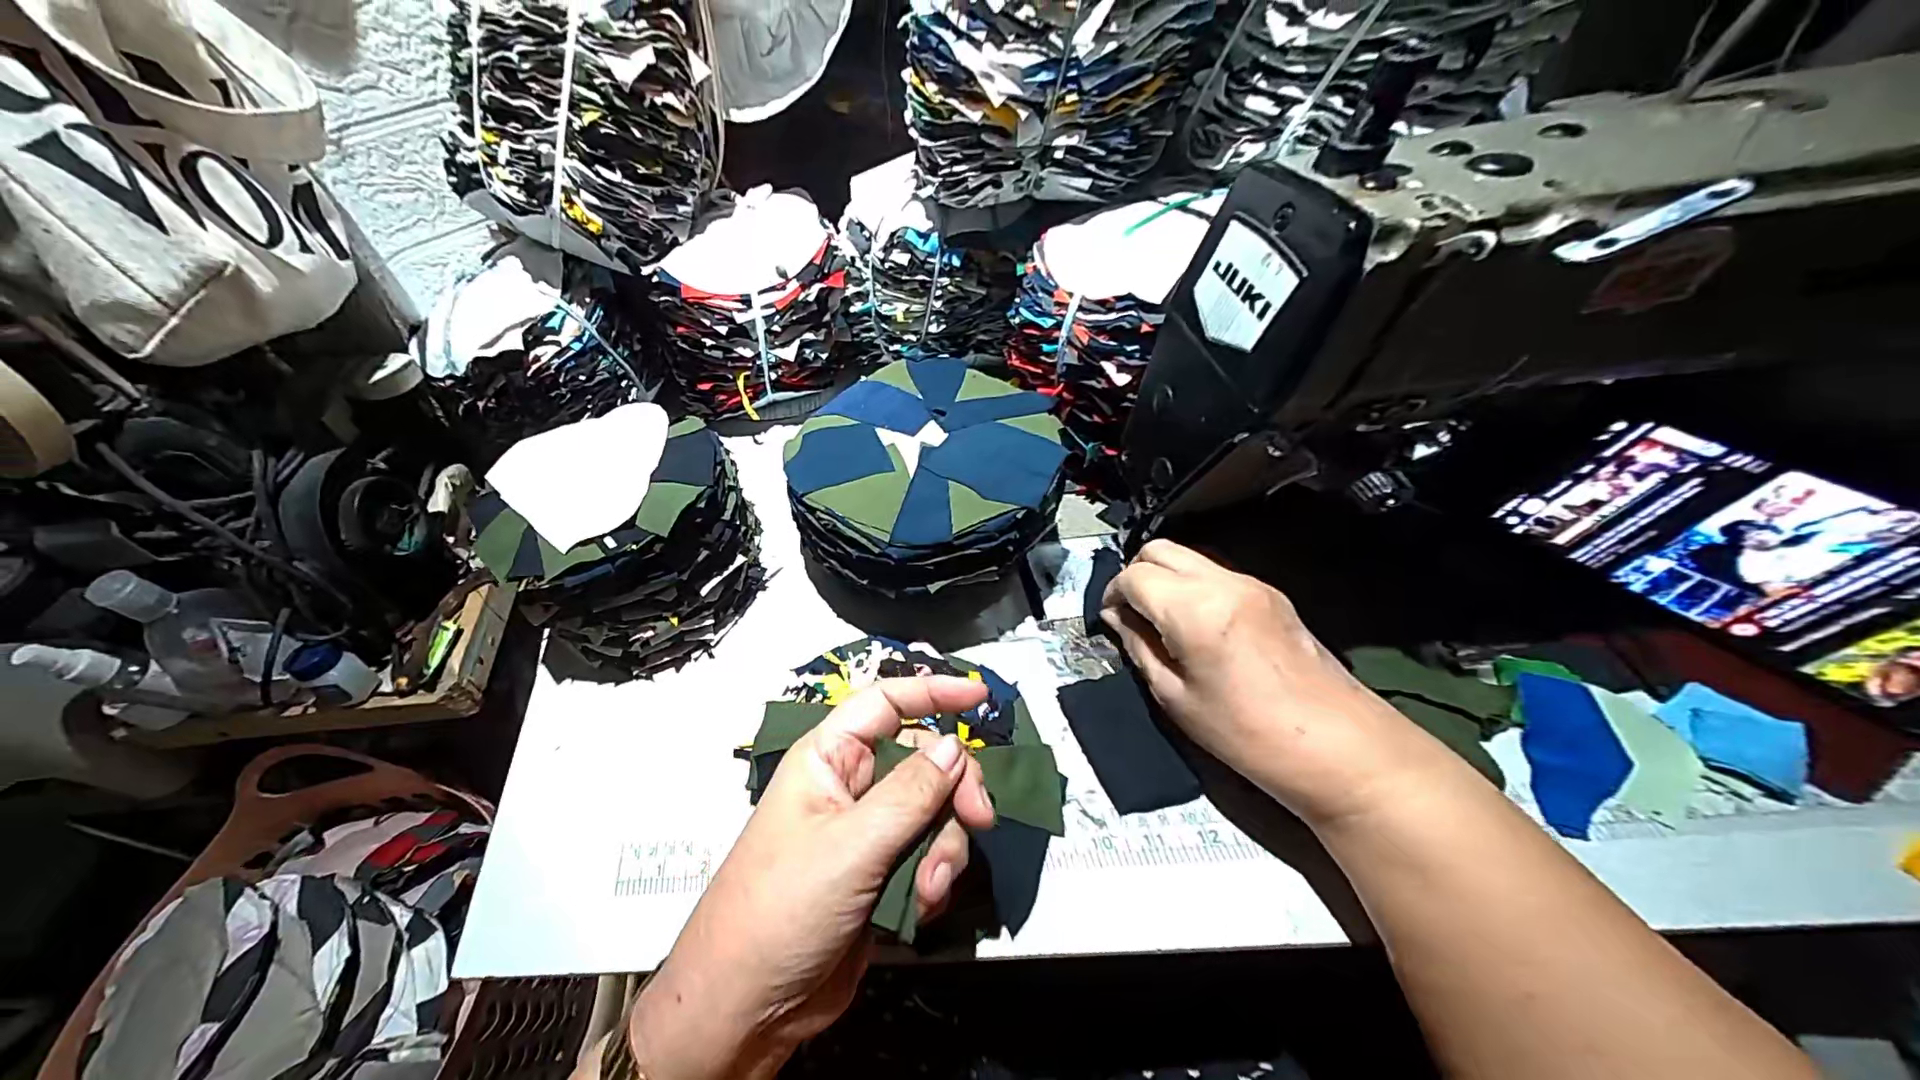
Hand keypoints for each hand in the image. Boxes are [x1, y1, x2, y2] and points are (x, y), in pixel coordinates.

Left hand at [622, 677, 994, 1079]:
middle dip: (956, 789)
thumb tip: (954, 746)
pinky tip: (921, 905)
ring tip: (930, 885)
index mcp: (830, 758)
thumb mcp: (851, 845)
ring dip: (945, 846)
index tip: (979, 696)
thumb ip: (911, 793)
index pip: (887, 703)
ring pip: (935, 811)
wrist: (748, 1008)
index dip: (933, 692)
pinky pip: (930, 854)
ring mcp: (869, 832)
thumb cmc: (780, 910)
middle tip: (979, 818)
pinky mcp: (882, 873)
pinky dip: (936, 876)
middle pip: (925, 760)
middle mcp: (852, 786)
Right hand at [1100, 539, 1461, 826]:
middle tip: (1131, 615)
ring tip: (1161, 622)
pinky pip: (1216, 573)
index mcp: (1194, 608)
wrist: (1339, 747)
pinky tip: (1195, 626)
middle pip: (1160, 549)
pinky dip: (1192, 586)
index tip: (1109, 621)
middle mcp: (1223, 582)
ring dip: (1164, 578)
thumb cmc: (1248, 734)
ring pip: (1189, 556)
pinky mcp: (1272, 594)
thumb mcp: (1175, 697)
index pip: (1133, 575)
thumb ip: (1139, 646)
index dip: (1111, 595)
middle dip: (1135, 575)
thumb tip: (1119, 618)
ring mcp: (1252, 584)